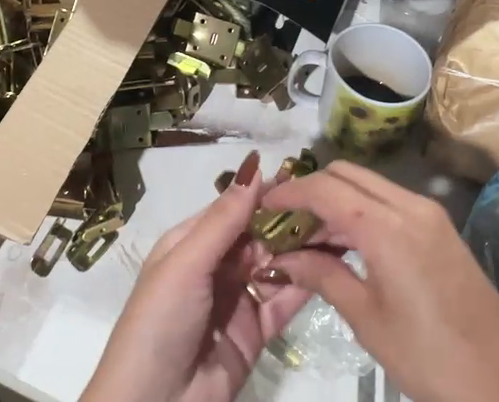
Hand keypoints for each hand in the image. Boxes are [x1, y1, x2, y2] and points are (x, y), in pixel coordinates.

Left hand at [81, 152, 311, 401]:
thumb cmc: (160, 321)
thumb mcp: (186, 263)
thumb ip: (224, 220)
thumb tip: (253, 166)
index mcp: (189, 243)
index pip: (232, 209)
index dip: (264, 192)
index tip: (303, 174)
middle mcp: (214, 266)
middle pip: (256, 236)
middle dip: (288, 221)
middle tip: (331, 205)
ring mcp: (236, 299)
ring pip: (274, 265)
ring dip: (301, 249)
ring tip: (338, 230)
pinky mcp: (256, 332)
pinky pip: (283, 301)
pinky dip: (304, 284)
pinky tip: (330, 266)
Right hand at [258, 161, 498, 401]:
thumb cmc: (429, 356)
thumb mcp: (367, 319)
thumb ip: (322, 276)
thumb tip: (281, 258)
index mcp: (387, 225)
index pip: (324, 188)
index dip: (289, 192)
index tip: (262, 205)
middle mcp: (409, 205)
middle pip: (346, 174)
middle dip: (311, 189)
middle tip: (284, 220)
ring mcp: (430, 215)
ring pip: (368, 185)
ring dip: (336, 200)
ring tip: (308, 236)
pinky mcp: (442, 230)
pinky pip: (390, 202)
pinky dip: (361, 210)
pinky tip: (345, 244)